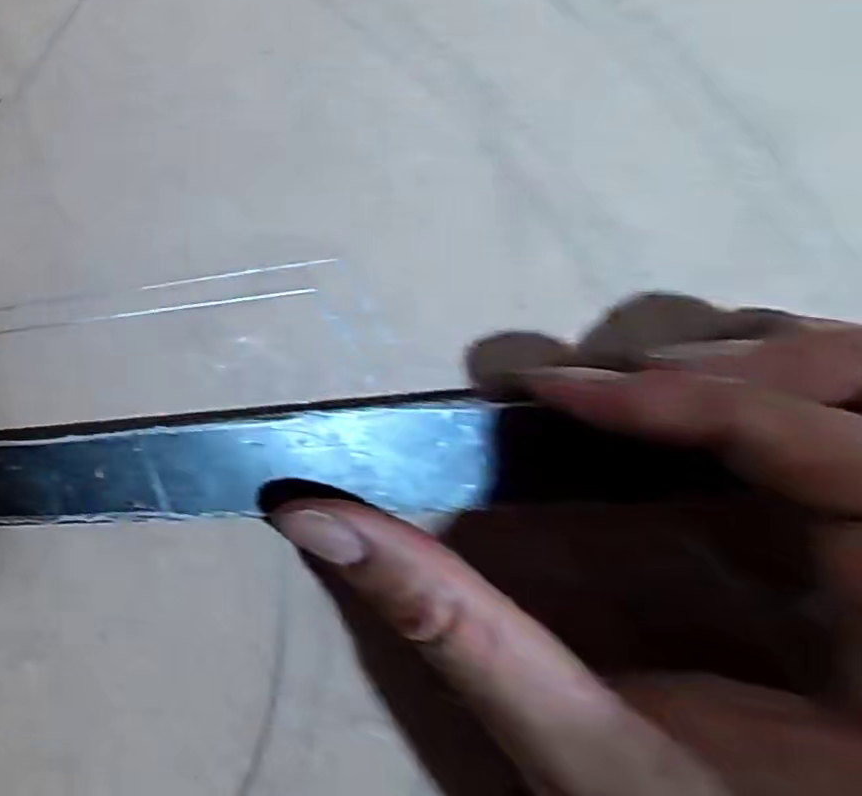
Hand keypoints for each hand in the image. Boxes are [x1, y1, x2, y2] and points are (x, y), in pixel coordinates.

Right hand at [270, 314, 861, 794]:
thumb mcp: (587, 756)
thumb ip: (454, 628)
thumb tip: (309, 515)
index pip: (857, 466)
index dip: (702, 403)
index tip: (548, 389)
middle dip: (771, 361)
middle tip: (619, 369)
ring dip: (782, 369)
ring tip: (646, 380)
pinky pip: (854, 455)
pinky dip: (780, 409)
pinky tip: (685, 424)